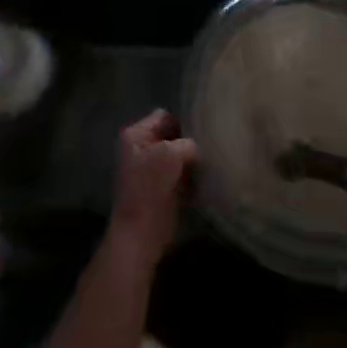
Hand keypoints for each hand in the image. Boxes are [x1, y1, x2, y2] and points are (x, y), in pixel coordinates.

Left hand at [109, 109, 197, 264]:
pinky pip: (184, 172)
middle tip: (210, 143)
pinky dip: (194, 174)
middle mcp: (143, 148)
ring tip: (210, 159)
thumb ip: (188, 142)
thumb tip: (199, 147)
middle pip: (174, 134)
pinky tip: (206, 175)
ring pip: (181, 154)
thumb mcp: (170, 153)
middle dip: (190, 140)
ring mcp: (153, 168)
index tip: (200, 131)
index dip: (182, 122)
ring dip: (194, 158)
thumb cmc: (150, 186)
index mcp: (136, 135)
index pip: (164, 116)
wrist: (141, 231)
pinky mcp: (164, 186)